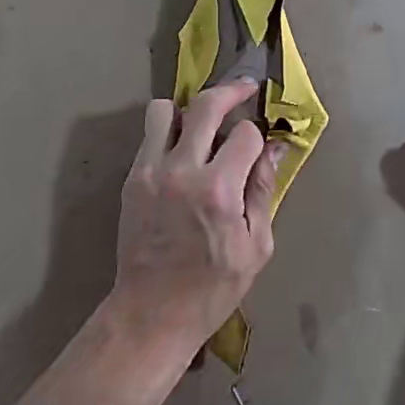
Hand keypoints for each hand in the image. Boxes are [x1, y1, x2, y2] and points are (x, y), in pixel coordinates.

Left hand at [107, 79, 284, 352]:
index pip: (245, 134)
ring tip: (203, 126)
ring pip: (165, 109)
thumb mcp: (257, 246)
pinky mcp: (132, 180)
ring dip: (189, 110)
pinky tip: (183, 152)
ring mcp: (151, 172)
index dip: (258, 135)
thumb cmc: (212, 287)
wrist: (150, 314)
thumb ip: (263, 190)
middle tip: (245, 89)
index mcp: (218, 190)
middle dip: (232, 91)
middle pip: (206, 104)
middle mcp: (182, 171)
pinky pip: (150, 135)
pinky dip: (169, 133)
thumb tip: (273, 150)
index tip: (260, 145)